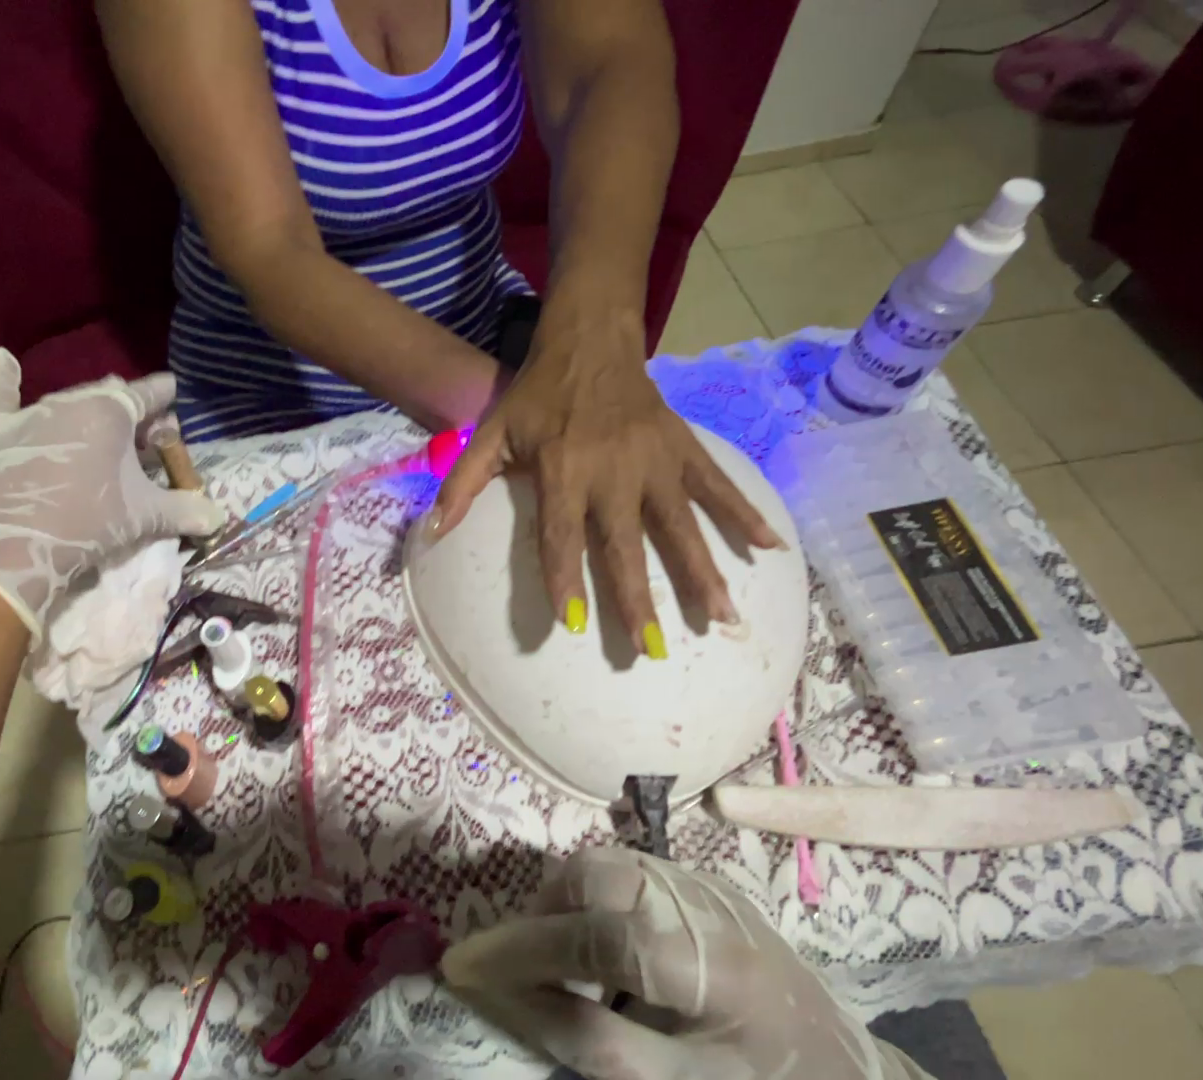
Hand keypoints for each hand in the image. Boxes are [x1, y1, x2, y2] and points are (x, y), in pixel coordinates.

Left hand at [0, 351, 223, 641]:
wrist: (20, 545)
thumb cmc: (93, 520)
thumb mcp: (147, 516)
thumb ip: (185, 511)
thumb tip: (216, 518)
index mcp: (112, 411)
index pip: (147, 394)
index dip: (164, 395)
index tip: (175, 391)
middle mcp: (73, 401)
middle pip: (110, 397)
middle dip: (130, 411)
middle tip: (144, 433)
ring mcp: (33, 415)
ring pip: (70, 402)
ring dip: (90, 411)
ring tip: (103, 423)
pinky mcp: (0, 434)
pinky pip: (3, 398)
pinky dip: (4, 378)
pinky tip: (2, 357)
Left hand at [432, 306, 781, 655]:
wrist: (589, 342)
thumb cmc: (535, 396)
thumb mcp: (490, 434)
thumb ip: (462, 483)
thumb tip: (432, 531)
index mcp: (563, 469)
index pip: (561, 536)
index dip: (564, 580)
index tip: (573, 625)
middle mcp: (613, 471)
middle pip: (625, 546)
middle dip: (636, 600)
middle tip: (650, 650)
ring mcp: (656, 460)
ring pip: (681, 526)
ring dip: (701, 574)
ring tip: (720, 620)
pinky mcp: (684, 448)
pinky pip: (718, 487)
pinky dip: (744, 515)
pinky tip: (769, 549)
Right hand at [440, 849, 929, 1079]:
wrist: (845, 1077)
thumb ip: (584, 1038)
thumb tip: (496, 993)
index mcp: (717, 971)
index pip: (602, 942)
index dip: (524, 954)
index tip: (462, 967)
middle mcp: (713, 907)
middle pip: (599, 875)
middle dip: (543, 912)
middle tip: (527, 963)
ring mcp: (711, 885)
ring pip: (606, 860)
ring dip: (564, 899)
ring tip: (563, 956)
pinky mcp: (707, 881)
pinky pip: (627, 867)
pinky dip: (591, 896)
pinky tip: (600, 943)